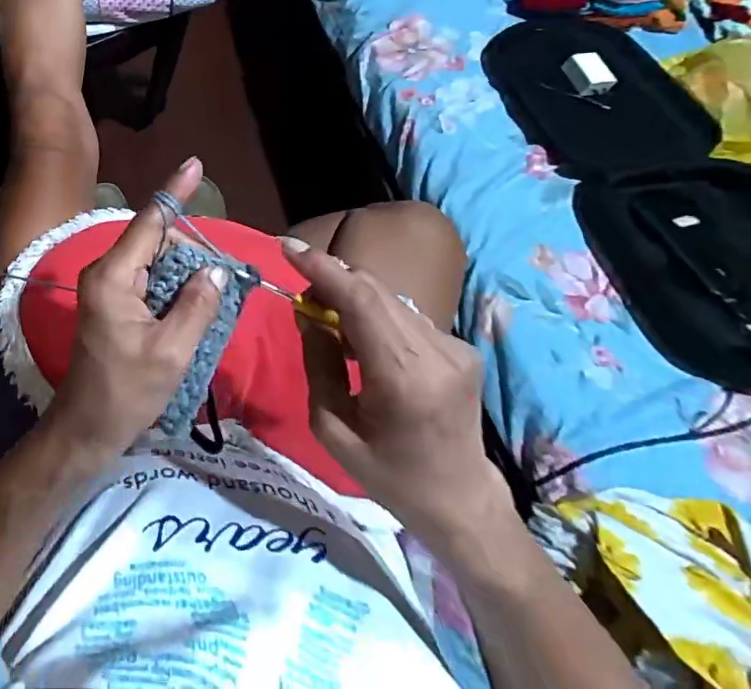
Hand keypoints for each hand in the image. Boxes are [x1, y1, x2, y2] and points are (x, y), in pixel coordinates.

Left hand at [45, 157, 224, 455]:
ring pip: (154, 260)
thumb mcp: (171, 351)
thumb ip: (197, 306)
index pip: (149, 222)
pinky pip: (148, 279)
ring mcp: (106, 287)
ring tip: (209, 302)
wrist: (87, 426)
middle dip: (190, 252)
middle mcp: (105, 272)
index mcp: (113, 276)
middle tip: (220, 283)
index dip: (174, 192)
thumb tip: (215, 271)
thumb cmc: (126, 391)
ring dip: (184, 273)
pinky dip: (173, 287)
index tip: (194, 164)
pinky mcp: (111, 302)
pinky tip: (192, 309)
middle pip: (155, 240)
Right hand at [283, 238, 512, 548]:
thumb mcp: (333, 428)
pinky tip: (361, 340)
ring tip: (328, 320)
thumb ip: (319, 364)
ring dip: (352, 297)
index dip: (322, 268)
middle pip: (375, 292)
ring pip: (390, 299)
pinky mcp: (462, 349)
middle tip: (301, 292)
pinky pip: (405, 316)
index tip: (288, 249)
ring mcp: (455, 348)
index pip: (360, 301)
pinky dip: (374, 315)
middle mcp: (437, 353)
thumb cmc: (389, 475)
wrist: (461, 501)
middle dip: (331, 279)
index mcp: (404, 378)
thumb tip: (310, 315)